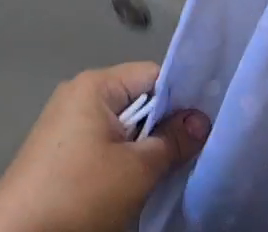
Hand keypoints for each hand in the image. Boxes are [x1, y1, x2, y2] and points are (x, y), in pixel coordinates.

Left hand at [0, 63, 208, 231]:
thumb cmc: (80, 192)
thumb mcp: (136, 170)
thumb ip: (172, 141)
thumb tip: (202, 119)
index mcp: (95, 84)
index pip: (151, 75)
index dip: (183, 96)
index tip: (209, 122)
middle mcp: (78, 94)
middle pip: (137, 100)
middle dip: (165, 126)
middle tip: (195, 151)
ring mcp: (65, 123)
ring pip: (122, 127)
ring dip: (145, 149)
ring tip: (169, 171)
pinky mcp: (59, 152)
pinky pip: (103, 145)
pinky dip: (123, 161)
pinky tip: (136, 184)